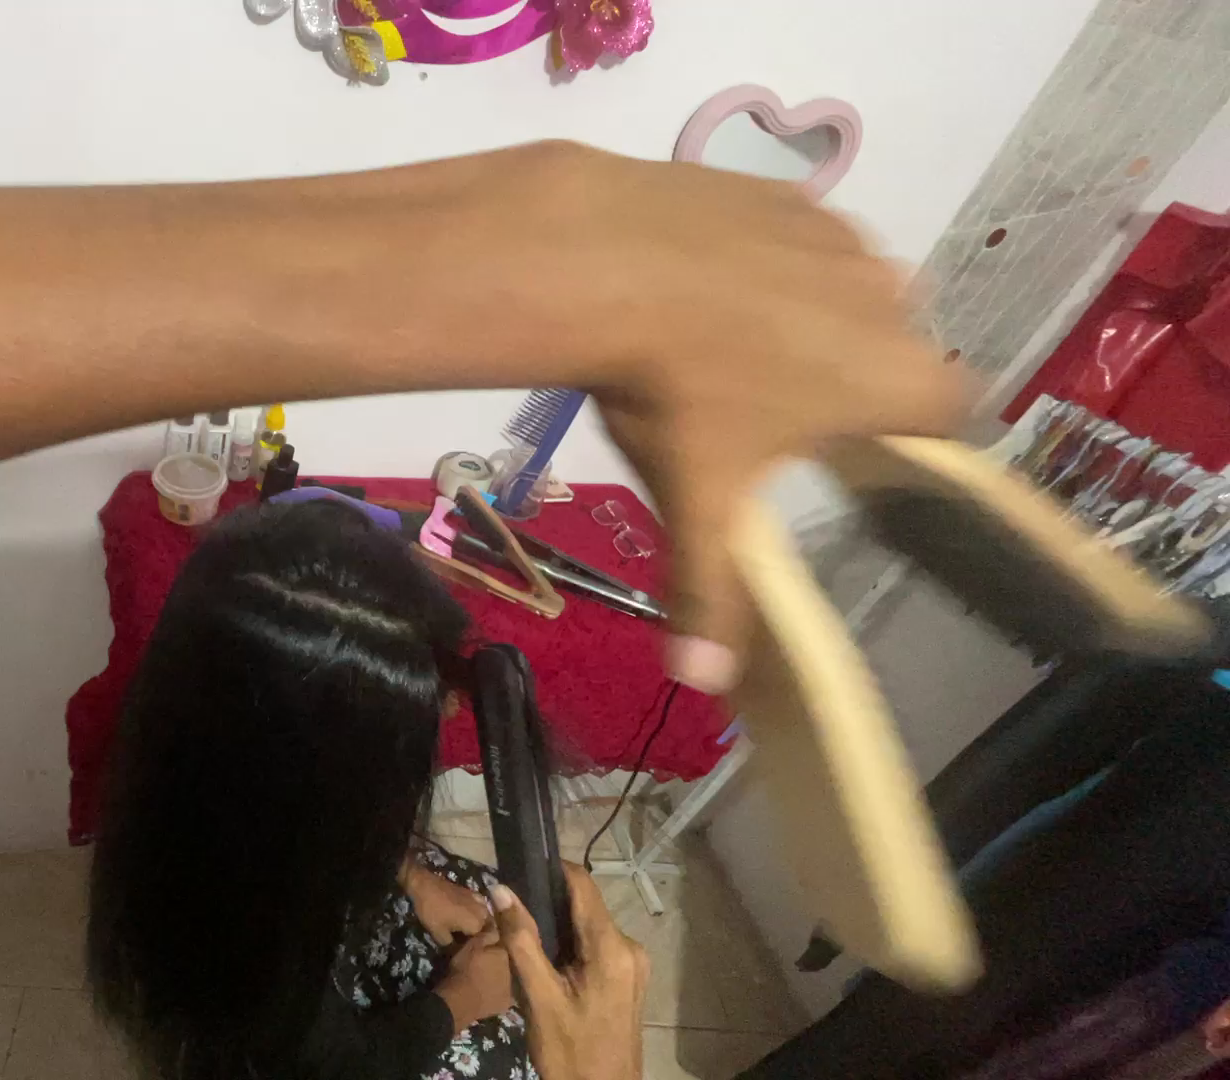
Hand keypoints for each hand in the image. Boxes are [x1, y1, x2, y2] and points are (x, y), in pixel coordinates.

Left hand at [378, 142, 966, 691]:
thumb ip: (709, 589)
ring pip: (834, 297)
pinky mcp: (785, 195)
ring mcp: (842, 237)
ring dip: (788, 324)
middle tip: (747, 408)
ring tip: (708, 348)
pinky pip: (783, 244)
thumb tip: (702, 683)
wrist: (613, 267)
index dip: (892, 440)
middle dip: (829, 386)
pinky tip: (690, 288)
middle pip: (881, 356)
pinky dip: (750, 270)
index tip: (839, 453)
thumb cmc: (676, 395)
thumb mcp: (696, 500)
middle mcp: (896, 298)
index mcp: (897, 378)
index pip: (939, 420)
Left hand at [403, 863, 491, 945]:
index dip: (477, 950)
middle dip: (481, 938)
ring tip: (469, 932)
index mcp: (478, 925)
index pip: (485, 944)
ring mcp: (479, 900)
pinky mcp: (473, 893)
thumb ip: (453, 948)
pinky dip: (478, 913)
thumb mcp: (439, 935)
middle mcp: (484, 912)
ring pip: (486, 918)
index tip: (468, 953)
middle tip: (468, 943)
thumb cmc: (432, 910)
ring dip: (481, 925)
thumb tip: (459, 954)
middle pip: (488, 930)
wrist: (423, 883)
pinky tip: (469, 917)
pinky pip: (481, 907)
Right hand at [434, 929, 515, 1034]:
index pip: (501, 945)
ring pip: (504, 978)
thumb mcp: (471, 945)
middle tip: (482, 963)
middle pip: (504, 962)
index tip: (482, 948)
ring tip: (483, 978)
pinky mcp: (506, 1004)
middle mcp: (511, 970)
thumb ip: (486, 934)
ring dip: (497, 977)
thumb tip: (496, 925)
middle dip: (496, 961)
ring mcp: (510, 989)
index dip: (491, 946)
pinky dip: (497, 992)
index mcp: (503, 954)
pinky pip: (503, 994)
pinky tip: (487, 992)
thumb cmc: (464, 968)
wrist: (460, 1000)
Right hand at [490, 866, 647, 1079]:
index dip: (549, 869)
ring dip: (556, 925)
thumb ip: (520, 937)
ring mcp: (633, 964)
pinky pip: (594, 943)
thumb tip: (500, 888)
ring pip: (586, 924)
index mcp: (612, 947)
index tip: (517, 869)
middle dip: (547, 903)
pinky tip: (547, 964)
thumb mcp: (538, 996)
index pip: (581, 883)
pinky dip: (568, 944)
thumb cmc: (570, 1052)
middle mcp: (630, 947)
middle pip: (582, 903)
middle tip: (512, 916)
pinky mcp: (628, 978)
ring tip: (525, 941)